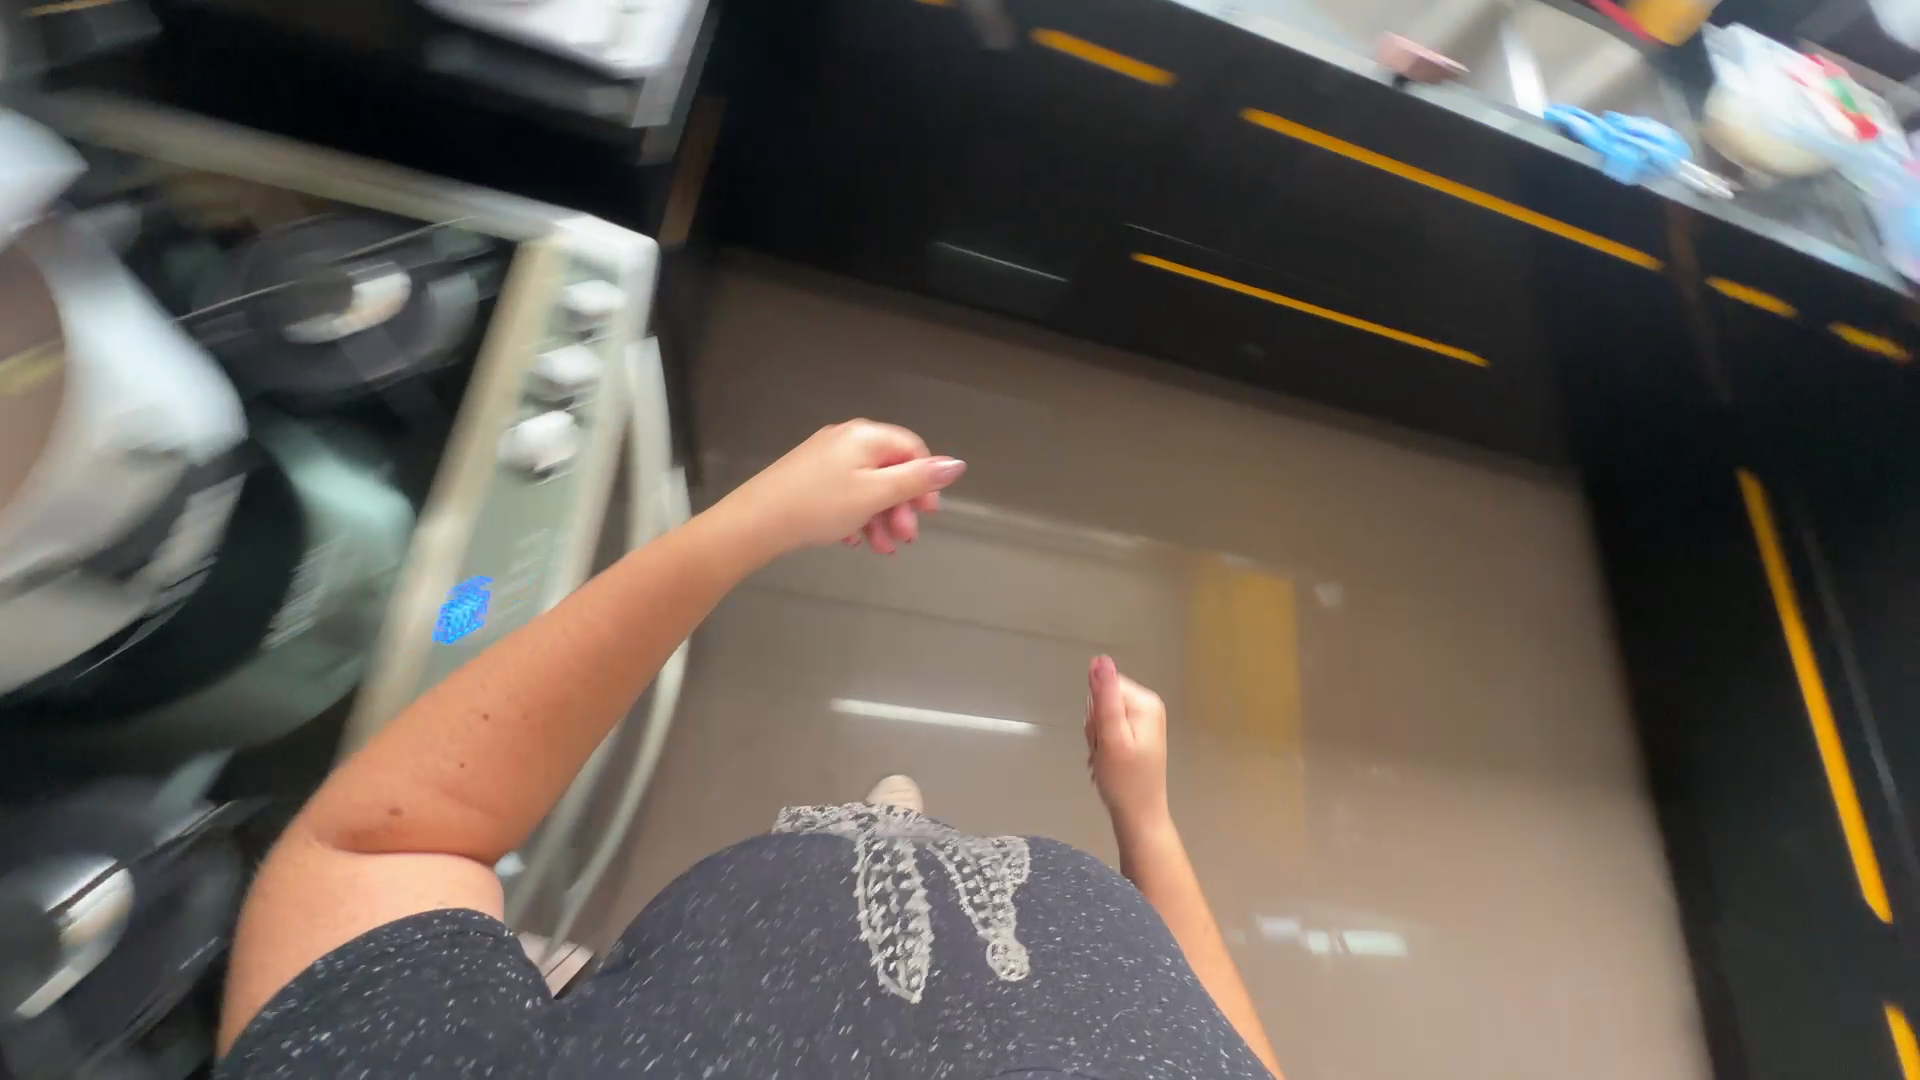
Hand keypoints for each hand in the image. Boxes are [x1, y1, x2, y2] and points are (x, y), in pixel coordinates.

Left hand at [714, 419, 965, 557]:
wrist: (756, 522)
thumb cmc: (820, 505)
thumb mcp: (876, 494)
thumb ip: (918, 480)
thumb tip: (958, 464)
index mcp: (867, 436)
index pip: (913, 449)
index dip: (926, 482)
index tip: (928, 514)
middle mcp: (848, 440)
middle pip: (891, 471)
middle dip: (902, 507)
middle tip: (905, 539)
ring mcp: (827, 459)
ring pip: (869, 488)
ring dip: (882, 518)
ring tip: (881, 548)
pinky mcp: (810, 478)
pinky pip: (846, 494)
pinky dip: (857, 517)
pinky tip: (854, 540)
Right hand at [1085, 655, 1170, 833]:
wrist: (1138, 816)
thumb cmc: (1123, 780)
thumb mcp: (1111, 737)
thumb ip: (1105, 698)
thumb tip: (1100, 660)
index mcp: (1144, 702)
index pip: (1102, 687)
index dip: (1094, 713)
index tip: (1101, 738)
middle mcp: (1147, 705)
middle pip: (1102, 699)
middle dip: (1095, 726)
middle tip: (1103, 752)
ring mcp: (1143, 719)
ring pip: (1101, 714)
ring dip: (1096, 738)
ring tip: (1105, 758)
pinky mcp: (1136, 732)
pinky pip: (1107, 727)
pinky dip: (1101, 744)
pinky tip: (1107, 761)